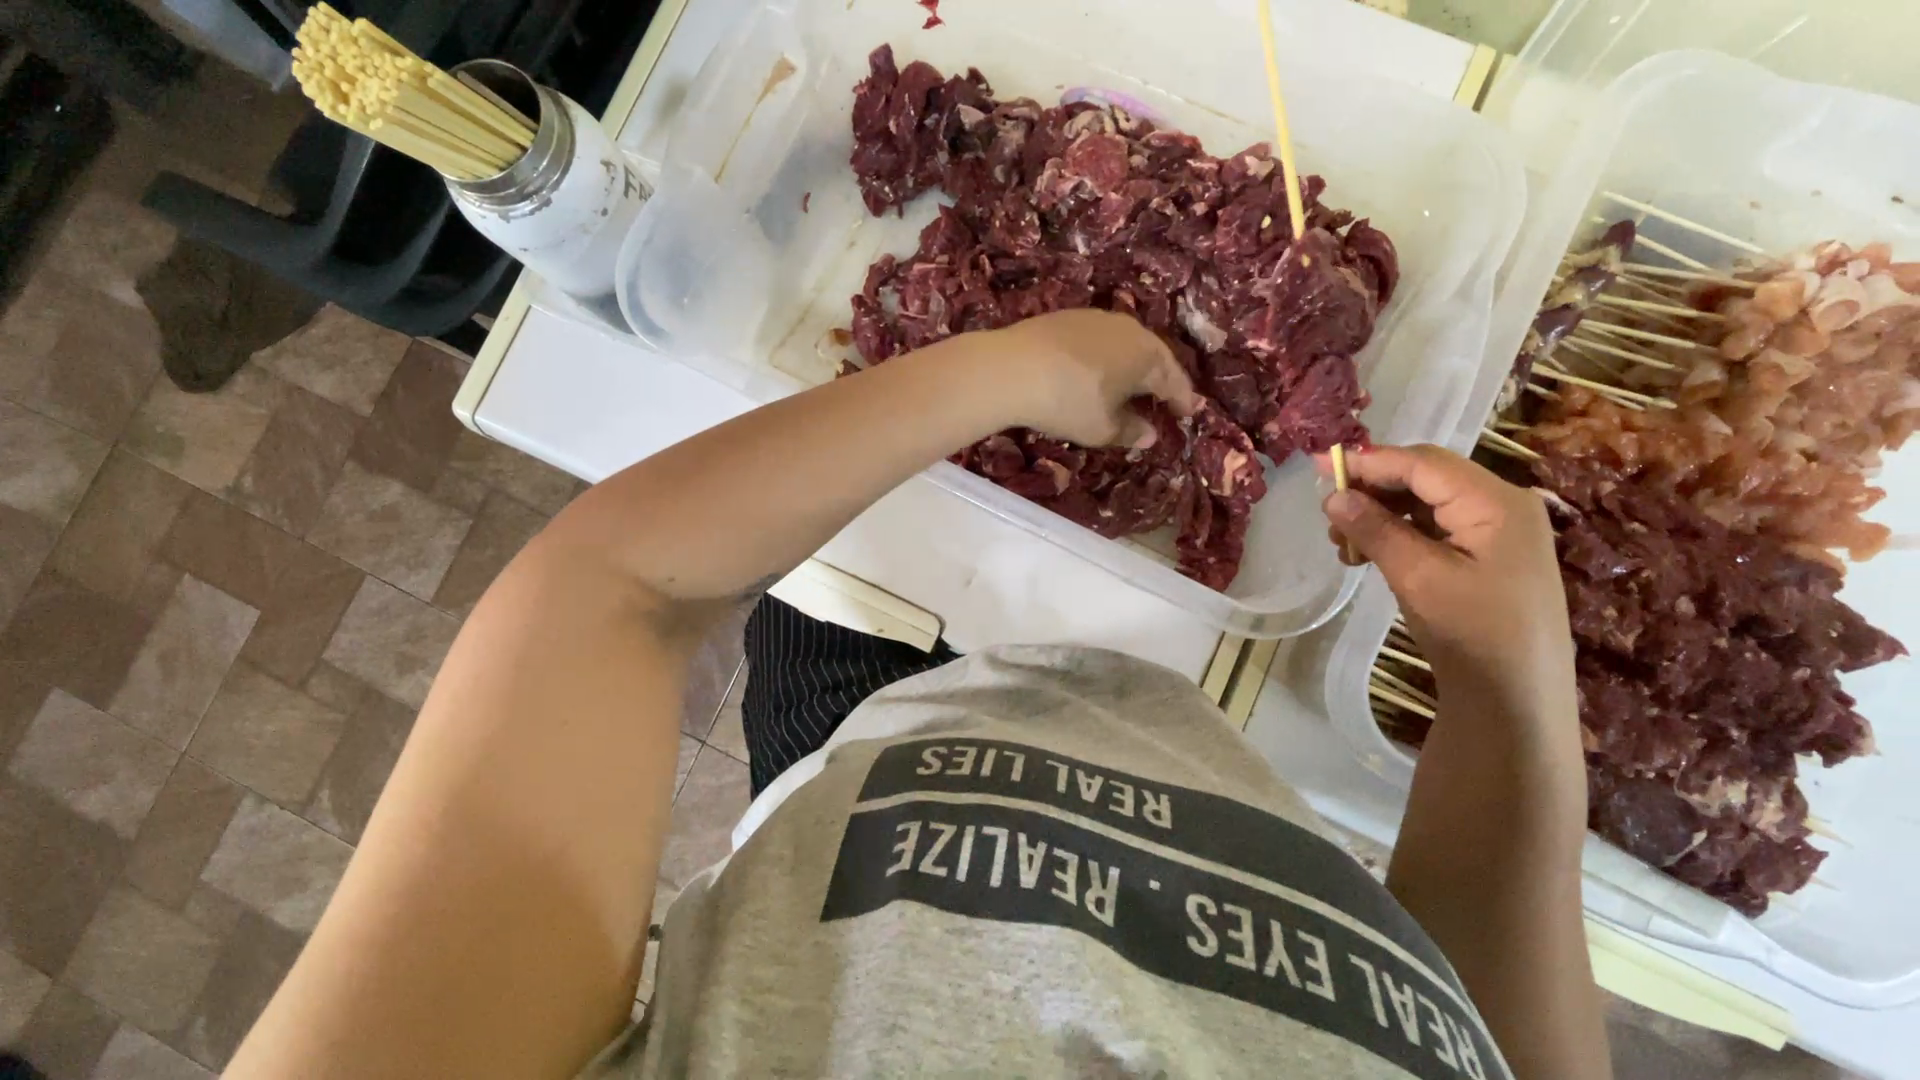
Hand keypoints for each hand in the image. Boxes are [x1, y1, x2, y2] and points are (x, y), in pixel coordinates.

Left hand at [990, 309, 1197, 445]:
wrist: (1011, 367)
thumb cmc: (1069, 402)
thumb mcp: (1102, 428)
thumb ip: (1130, 431)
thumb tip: (1150, 435)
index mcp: (1147, 355)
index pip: (1173, 380)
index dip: (1182, 399)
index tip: (1188, 414)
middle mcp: (1127, 329)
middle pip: (1151, 356)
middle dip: (1159, 379)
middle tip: (1163, 398)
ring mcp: (1095, 319)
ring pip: (1123, 344)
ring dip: (1129, 365)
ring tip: (1129, 385)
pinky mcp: (1065, 318)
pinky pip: (1096, 341)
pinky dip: (1102, 358)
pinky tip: (1094, 371)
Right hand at [1321, 444, 1576, 728]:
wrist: (1516, 698)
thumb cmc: (1473, 632)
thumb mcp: (1418, 577)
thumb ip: (1376, 530)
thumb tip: (1333, 496)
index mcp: (1495, 501)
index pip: (1422, 464)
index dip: (1368, 461)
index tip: (1318, 466)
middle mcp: (1501, 504)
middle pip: (1425, 477)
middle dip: (1373, 489)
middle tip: (1329, 514)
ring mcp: (1497, 530)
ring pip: (1425, 501)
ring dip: (1380, 513)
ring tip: (1343, 544)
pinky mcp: (1487, 554)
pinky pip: (1434, 526)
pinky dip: (1398, 533)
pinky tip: (1369, 555)